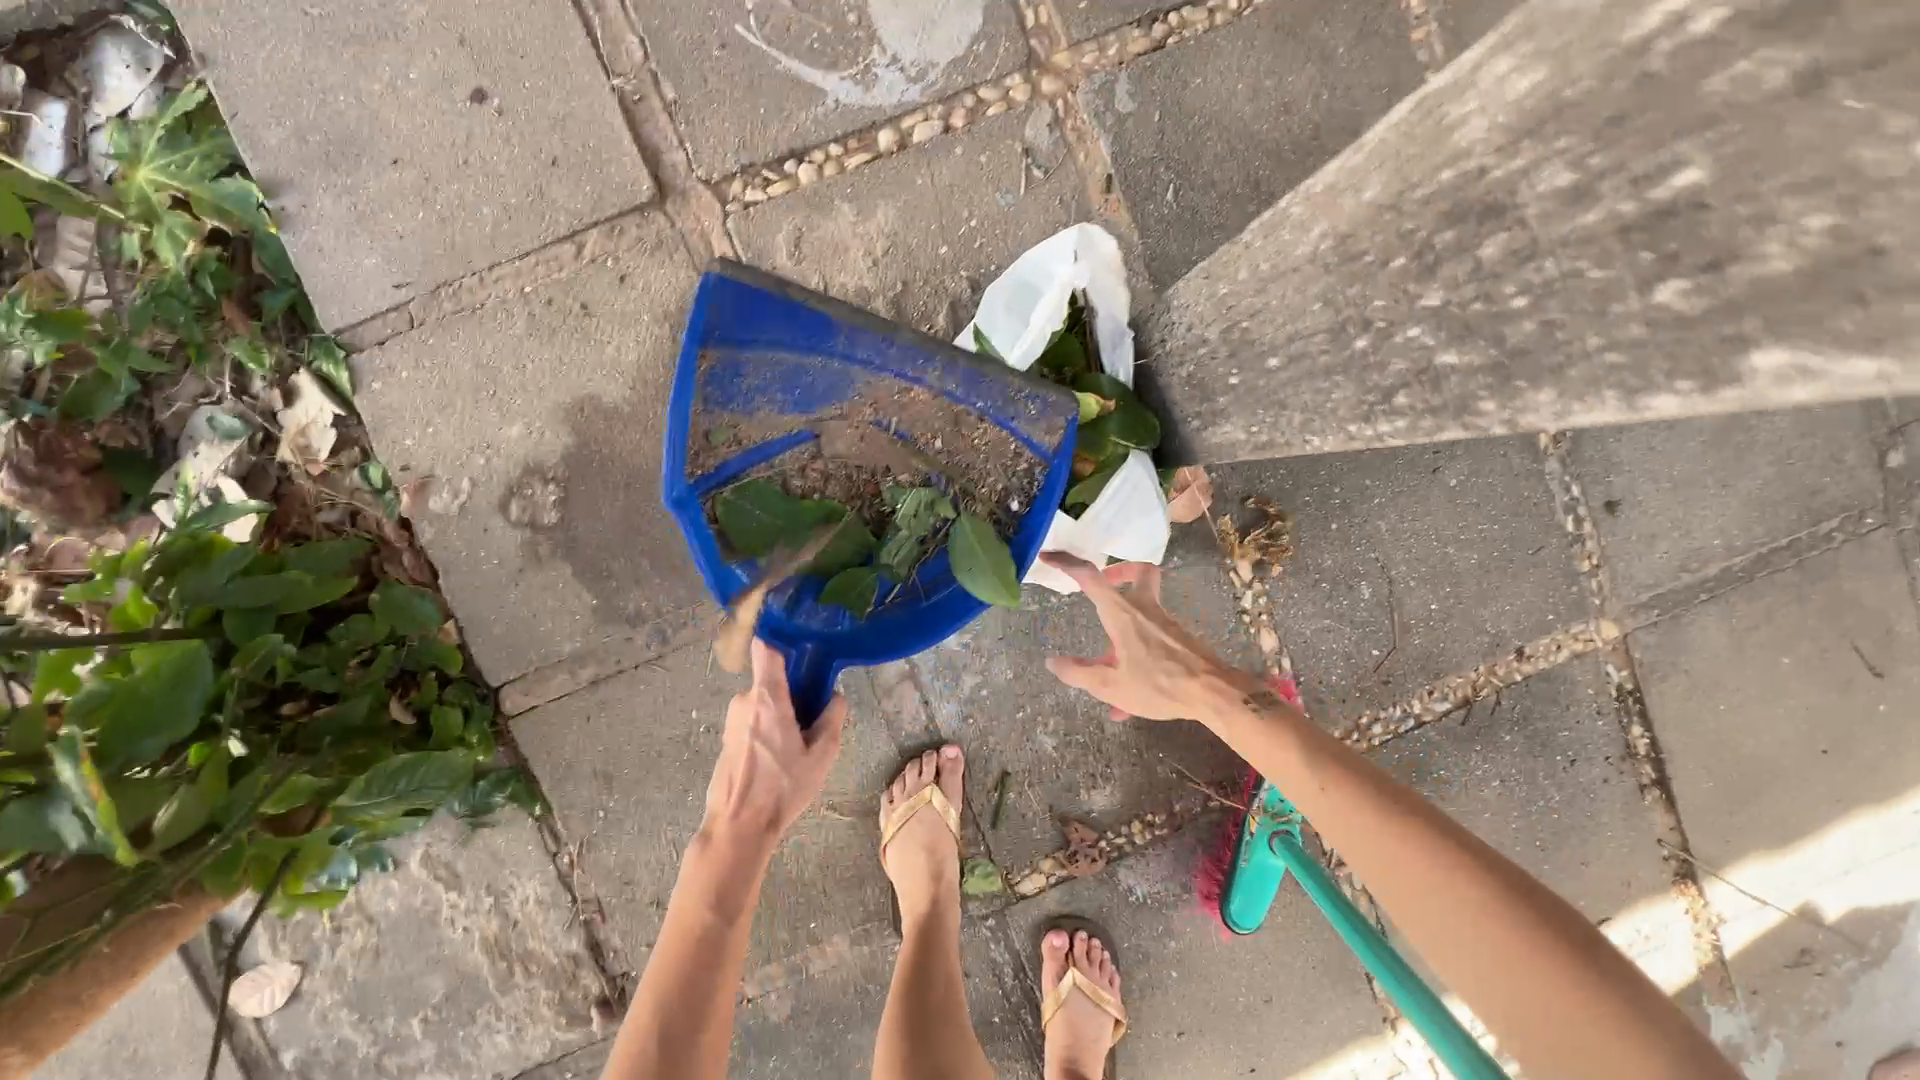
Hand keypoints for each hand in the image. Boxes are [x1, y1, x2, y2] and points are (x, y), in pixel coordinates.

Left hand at [702, 640, 845, 849]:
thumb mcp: (821, 755)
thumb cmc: (782, 788)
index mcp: (767, 698)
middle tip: (813, 718)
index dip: (781, 642)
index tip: (800, 646)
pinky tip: (778, 759)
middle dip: (792, 694)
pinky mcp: (726, 740)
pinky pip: (752, 722)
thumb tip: (836, 698)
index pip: (766, 650)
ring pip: (762, 704)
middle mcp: (744, 702)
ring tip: (797, 746)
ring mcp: (731, 721)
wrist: (738, 826)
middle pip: (771, 682)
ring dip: (779, 715)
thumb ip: (832, 719)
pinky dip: (767, 730)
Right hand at [1041, 553, 1259, 722]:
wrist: (1215, 694)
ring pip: (1144, 611)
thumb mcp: (1111, 686)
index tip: (1050, 556)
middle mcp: (1145, 610)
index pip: (1091, 577)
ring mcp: (1166, 624)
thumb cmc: (1160, 685)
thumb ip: (1079, 673)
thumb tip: (1053, 662)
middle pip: (1139, 572)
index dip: (1067, 563)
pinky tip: (1129, 700)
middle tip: (1103, 586)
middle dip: (1119, 571)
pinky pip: (1152, 641)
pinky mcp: (1179, 640)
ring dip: (1123, 628)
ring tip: (1107, 666)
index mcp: (1123, 614)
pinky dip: (1137, 658)